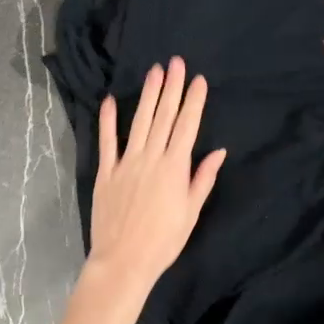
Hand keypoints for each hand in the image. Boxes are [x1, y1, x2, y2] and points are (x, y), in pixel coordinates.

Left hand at [87, 57, 226, 290]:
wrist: (124, 260)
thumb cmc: (164, 241)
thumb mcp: (191, 212)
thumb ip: (202, 179)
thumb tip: (218, 152)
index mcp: (175, 168)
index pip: (187, 126)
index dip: (193, 101)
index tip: (198, 79)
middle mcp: (151, 158)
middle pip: (164, 117)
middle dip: (172, 87)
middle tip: (176, 62)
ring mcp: (126, 163)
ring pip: (140, 122)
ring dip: (148, 95)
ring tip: (155, 71)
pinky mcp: (106, 172)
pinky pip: (107, 141)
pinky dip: (108, 120)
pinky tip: (111, 100)